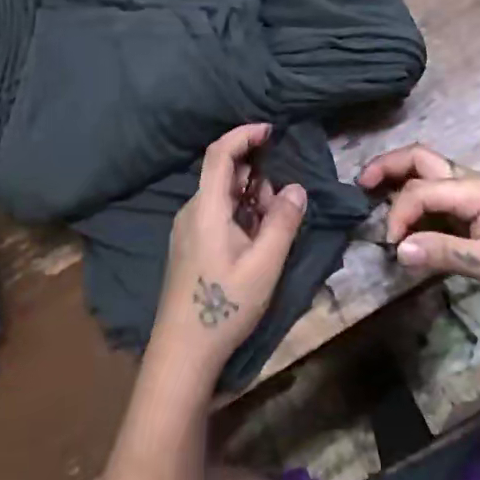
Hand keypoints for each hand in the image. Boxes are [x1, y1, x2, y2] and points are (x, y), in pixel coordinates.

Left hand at [151, 124, 307, 380]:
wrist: (183, 348)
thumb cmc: (225, 304)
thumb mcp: (264, 265)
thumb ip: (282, 223)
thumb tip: (296, 188)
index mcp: (205, 207)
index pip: (220, 154)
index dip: (243, 135)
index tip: (270, 130)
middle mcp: (191, 210)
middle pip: (222, 174)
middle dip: (256, 175)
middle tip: (283, 200)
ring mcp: (187, 228)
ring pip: (221, 196)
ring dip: (250, 198)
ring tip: (274, 224)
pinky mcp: (189, 244)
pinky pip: (216, 213)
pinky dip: (240, 213)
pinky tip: (256, 238)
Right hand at [358, 145, 479, 312]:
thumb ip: (444, 253)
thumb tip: (398, 249)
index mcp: (475, 190)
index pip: (420, 190)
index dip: (398, 214)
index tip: (392, 246)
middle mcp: (471, 182)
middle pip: (420, 158)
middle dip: (387, 166)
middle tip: (360, 184)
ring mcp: (474, 191)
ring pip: (426, 170)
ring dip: (398, 178)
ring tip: (373, 195)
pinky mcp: (475, 205)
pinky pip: (435, 189)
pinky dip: (412, 194)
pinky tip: (405, 216)